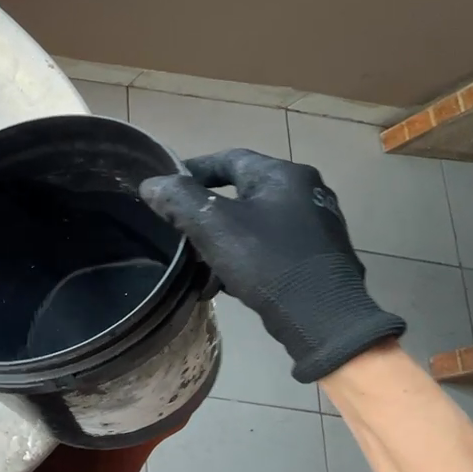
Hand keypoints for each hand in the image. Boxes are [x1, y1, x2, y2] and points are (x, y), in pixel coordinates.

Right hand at [138, 149, 405, 382]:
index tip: (164, 188)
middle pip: (240, 190)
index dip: (192, 169)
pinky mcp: (315, 252)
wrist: (320, 312)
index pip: (229, 158)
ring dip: (220, 236)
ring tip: (197, 260)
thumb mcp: (213, 226)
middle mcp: (304, 190)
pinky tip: (225, 279)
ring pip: (252, 220)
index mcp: (283, 175)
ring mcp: (314, 222)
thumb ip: (179, 200)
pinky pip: (266, 243)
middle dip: (205, 209)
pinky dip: (240, 254)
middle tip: (177, 228)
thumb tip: (152, 184)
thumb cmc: (266, 261)